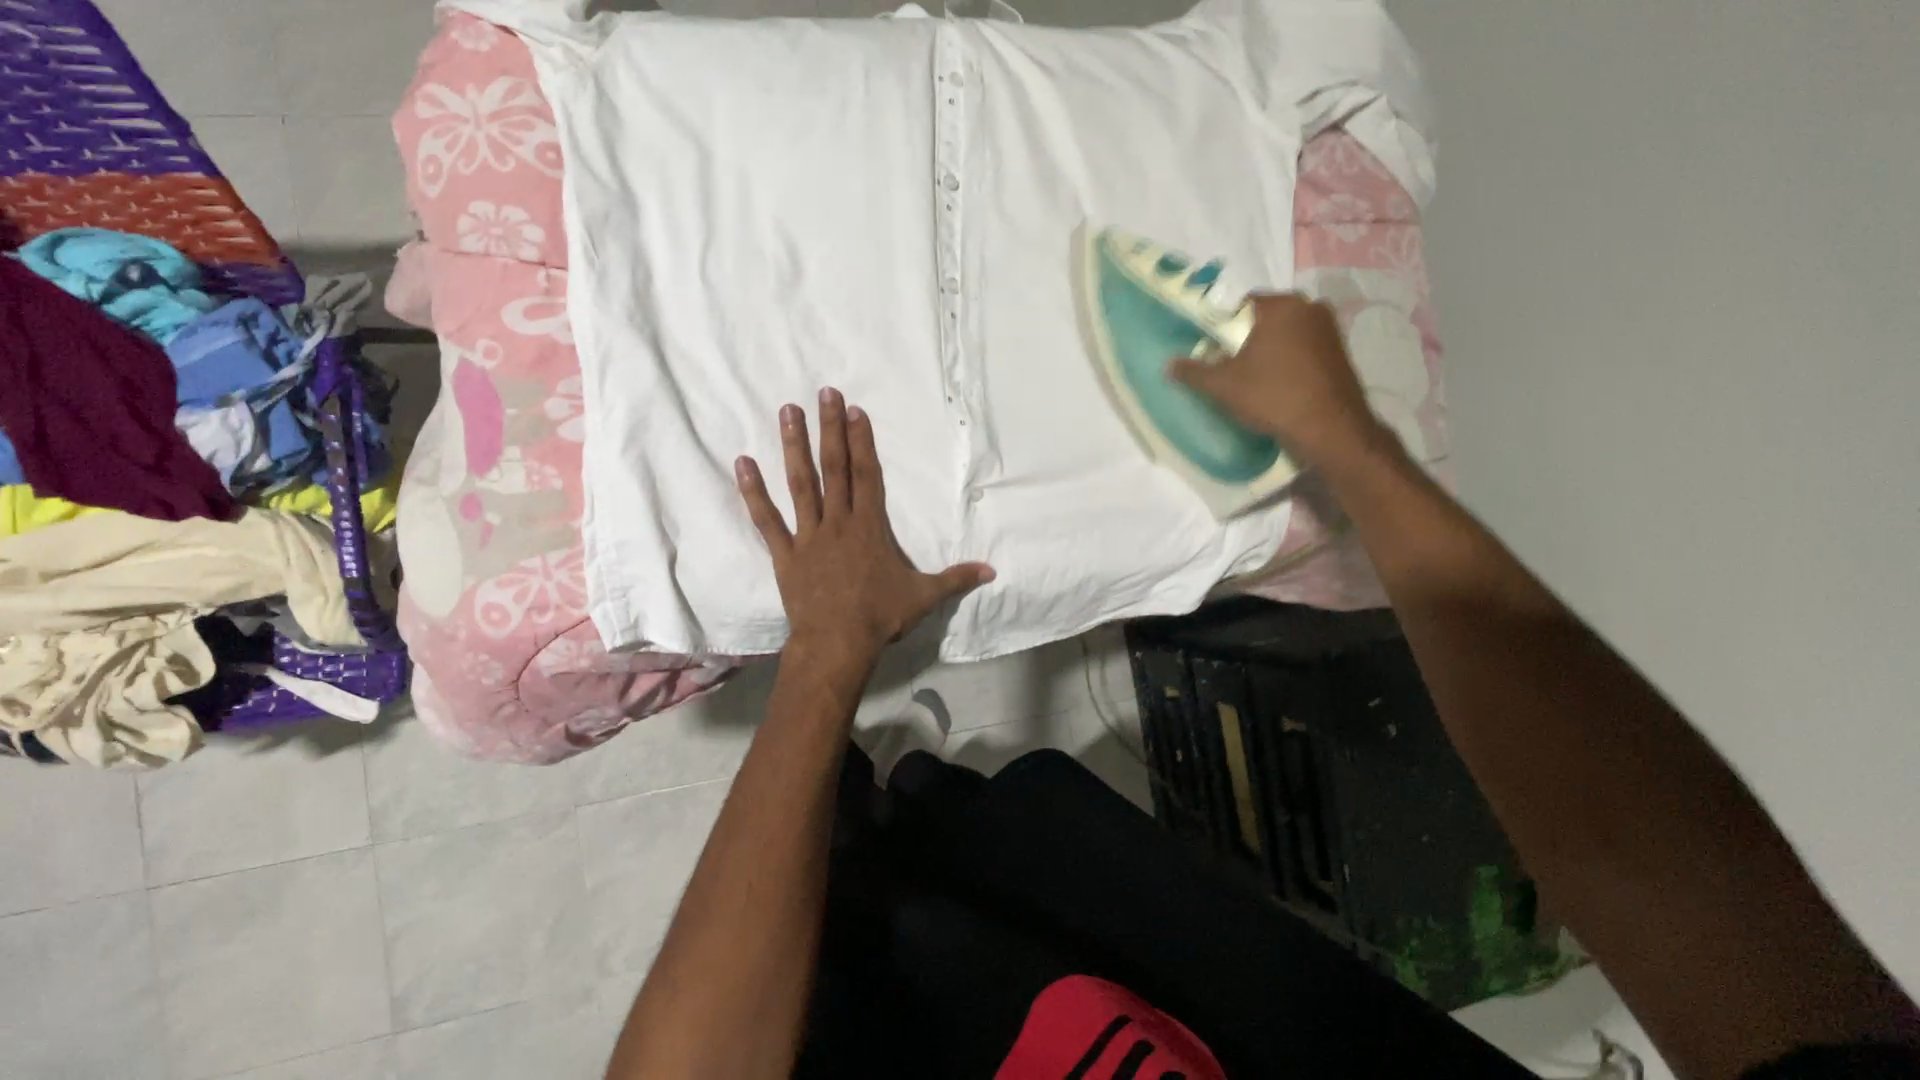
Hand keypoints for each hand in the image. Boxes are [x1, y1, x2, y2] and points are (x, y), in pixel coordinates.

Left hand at [736, 388, 995, 670]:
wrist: (838, 643)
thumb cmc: (881, 617)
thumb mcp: (925, 596)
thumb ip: (956, 578)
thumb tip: (992, 572)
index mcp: (869, 527)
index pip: (867, 475)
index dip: (862, 441)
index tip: (854, 411)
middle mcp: (838, 522)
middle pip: (834, 468)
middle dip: (830, 429)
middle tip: (824, 393)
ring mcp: (808, 536)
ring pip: (800, 484)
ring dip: (794, 447)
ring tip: (787, 411)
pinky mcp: (785, 555)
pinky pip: (766, 520)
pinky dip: (753, 493)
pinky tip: (742, 463)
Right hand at [1169, 293, 1394, 467]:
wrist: (1330, 429)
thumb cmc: (1273, 397)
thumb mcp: (1224, 386)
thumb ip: (1194, 371)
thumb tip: (1169, 365)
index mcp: (1282, 305)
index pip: (1241, 304)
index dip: (1223, 325)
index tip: (1213, 348)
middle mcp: (1310, 308)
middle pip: (1266, 318)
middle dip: (1247, 336)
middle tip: (1230, 364)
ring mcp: (1330, 330)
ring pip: (1287, 334)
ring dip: (1270, 349)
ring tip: (1253, 377)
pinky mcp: (1340, 353)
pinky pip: (1304, 349)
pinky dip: (1290, 361)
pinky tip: (1279, 385)